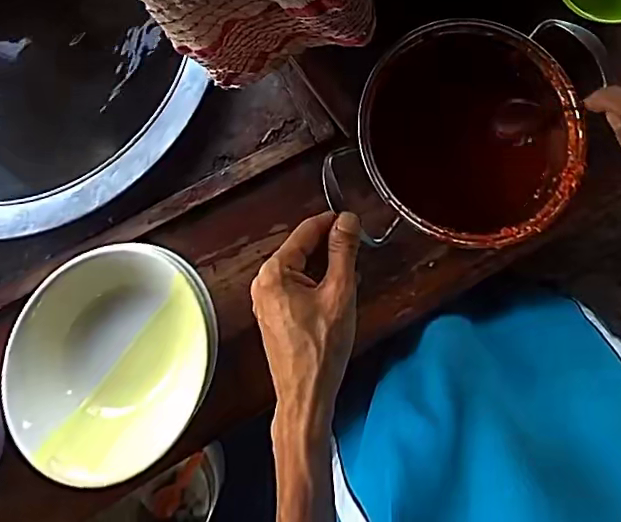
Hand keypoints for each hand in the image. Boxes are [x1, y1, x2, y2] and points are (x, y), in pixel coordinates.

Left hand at [251, 211, 360, 442]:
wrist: (306, 399)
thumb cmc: (321, 350)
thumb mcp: (339, 293)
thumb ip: (343, 251)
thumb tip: (347, 220)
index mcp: (274, 272)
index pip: (306, 231)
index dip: (332, 222)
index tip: (354, 221)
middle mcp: (263, 282)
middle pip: (302, 248)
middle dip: (330, 247)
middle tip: (357, 250)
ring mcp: (266, 300)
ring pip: (301, 268)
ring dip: (326, 267)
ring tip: (351, 275)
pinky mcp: (274, 315)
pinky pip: (297, 286)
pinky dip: (317, 283)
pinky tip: (336, 294)